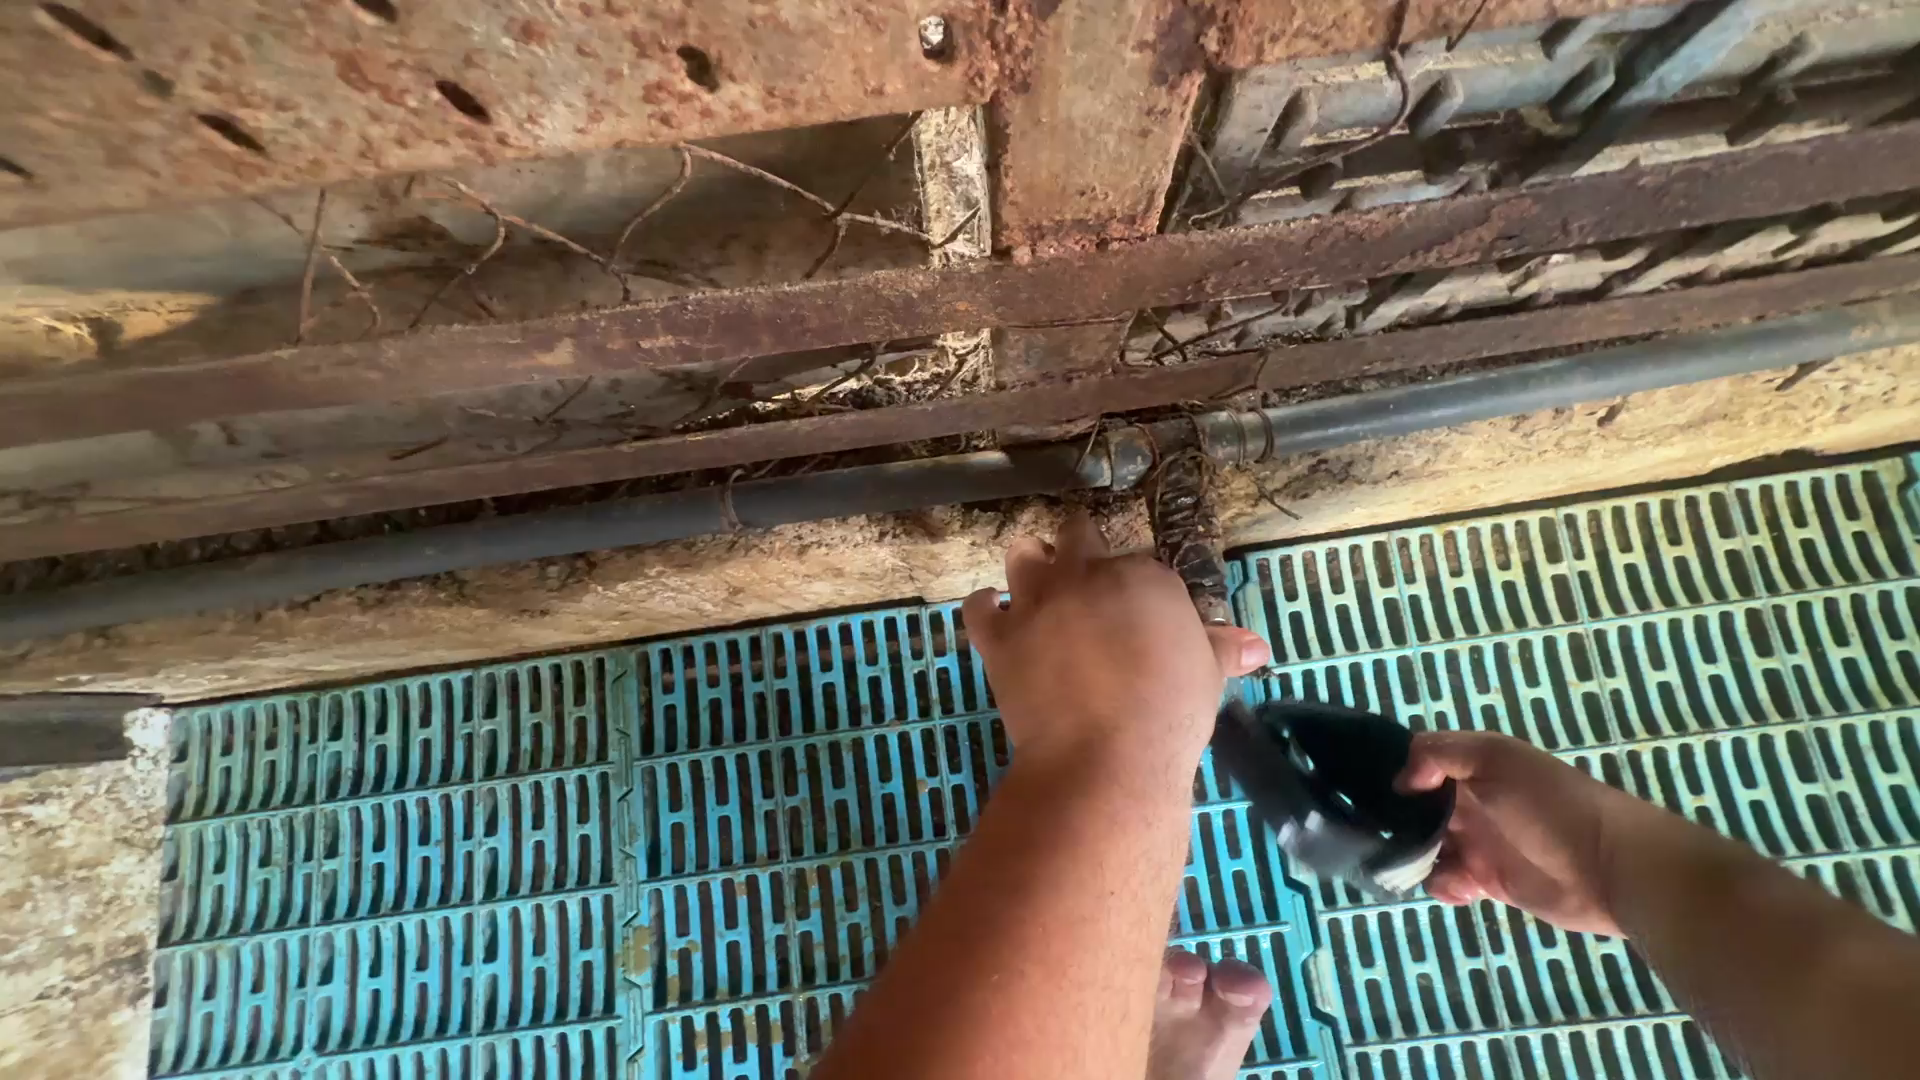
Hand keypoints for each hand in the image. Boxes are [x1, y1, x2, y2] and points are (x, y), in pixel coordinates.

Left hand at [962, 512, 1269, 774]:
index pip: (1136, 559)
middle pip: (1076, 533)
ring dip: (1031, 561)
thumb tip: (1258, 647)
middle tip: (1084, 577)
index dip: (1132, 581)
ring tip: (1038, 581)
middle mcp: (1084, 575)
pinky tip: (994, 611)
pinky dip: (985, 605)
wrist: (1106, 756)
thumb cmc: (1169, 713)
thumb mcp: (1206, 675)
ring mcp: (1036, 602)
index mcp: (1141, 575)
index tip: (1133, 604)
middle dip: (1080, 546)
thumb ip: (1222, 648)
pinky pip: (978, 605)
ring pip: (1022, 553)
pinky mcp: (998, 636)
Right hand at [1396, 730, 1678, 936]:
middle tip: (1379, 832)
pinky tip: (1457, 885)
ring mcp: (1478, 843)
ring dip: (1414, 855)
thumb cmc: (1551, 804)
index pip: (1417, 764)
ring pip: (1426, 847)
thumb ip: (1438, 755)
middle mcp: (1470, 803)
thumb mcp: (1494, 759)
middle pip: (1415, 809)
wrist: (1614, 866)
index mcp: (1470, 768)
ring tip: (1416, 863)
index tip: (1372, 789)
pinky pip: (1449, 881)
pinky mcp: (1490, 881)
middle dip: (1397, 820)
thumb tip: (1401, 782)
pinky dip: (1442, 885)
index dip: (1395, 774)